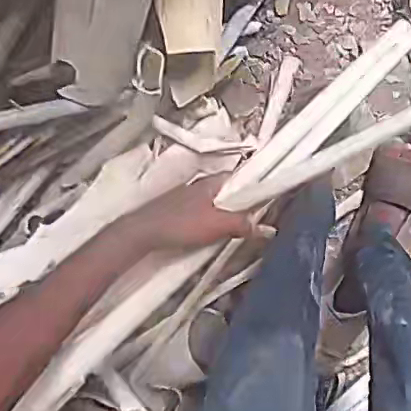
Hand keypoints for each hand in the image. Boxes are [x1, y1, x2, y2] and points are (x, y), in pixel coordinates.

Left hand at [142, 176, 257, 248]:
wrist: (141, 233)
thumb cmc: (182, 224)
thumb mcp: (217, 225)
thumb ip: (243, 225)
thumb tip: (269, 229)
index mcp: (213, 181)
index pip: (240, 176)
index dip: (253, 186)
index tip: (265, 199)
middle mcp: (200, 184)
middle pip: (227, 190)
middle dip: (240, 202)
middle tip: (252, 218)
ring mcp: (186, 196)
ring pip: (213, 201)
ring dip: (224, 212)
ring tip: (235, 227)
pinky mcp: (175, 210)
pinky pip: (201, 210)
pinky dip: (210, 219)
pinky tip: (210, 232)